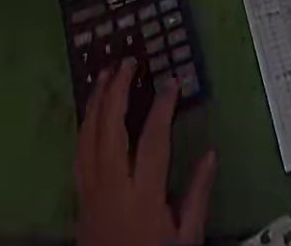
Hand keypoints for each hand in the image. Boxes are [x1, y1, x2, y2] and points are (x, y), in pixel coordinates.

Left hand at [75, 59, 216, 245]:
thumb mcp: (185, 240)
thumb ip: (197, 196)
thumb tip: (211, 154)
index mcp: (142, 197)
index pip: (153, 140)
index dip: (162, 107)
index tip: (172, 82)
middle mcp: (112, 188)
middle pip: (109, 130)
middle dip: (117, 91)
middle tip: (128, 62)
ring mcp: (91, 192)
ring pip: (88, 137)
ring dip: (96, 102)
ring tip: (105, 74)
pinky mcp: (80, 198)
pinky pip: (79, 153)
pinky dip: (85, 125)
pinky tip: (92, 110)